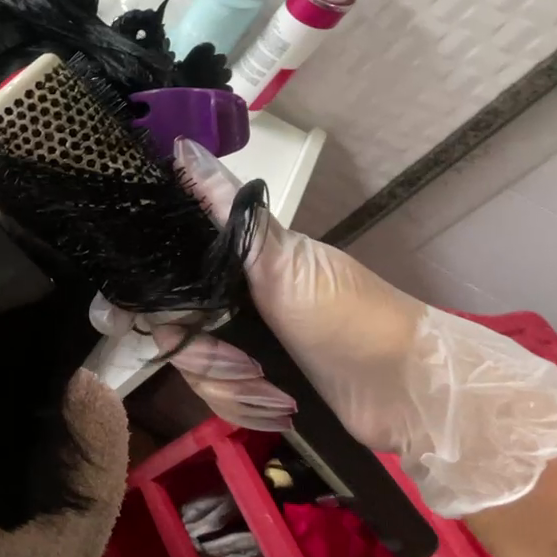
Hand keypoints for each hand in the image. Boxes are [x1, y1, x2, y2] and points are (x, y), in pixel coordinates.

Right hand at [146, 138, 556, 517]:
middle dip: (205, 359)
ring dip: (232, 389)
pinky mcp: (253, 385)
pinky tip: (280, 407)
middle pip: (167, 335)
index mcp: (224, 265)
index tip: (171, 326)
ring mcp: (237, 346)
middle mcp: (222, 303)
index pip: (154, 284)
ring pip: (191, 372)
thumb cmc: (347, 314)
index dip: (147, 308)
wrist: (409, 390)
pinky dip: (247, 409)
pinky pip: (218, 402)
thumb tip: (182, 146)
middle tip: (248, 364)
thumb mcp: (282, 258)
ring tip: (276, 392)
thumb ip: (226, 209)